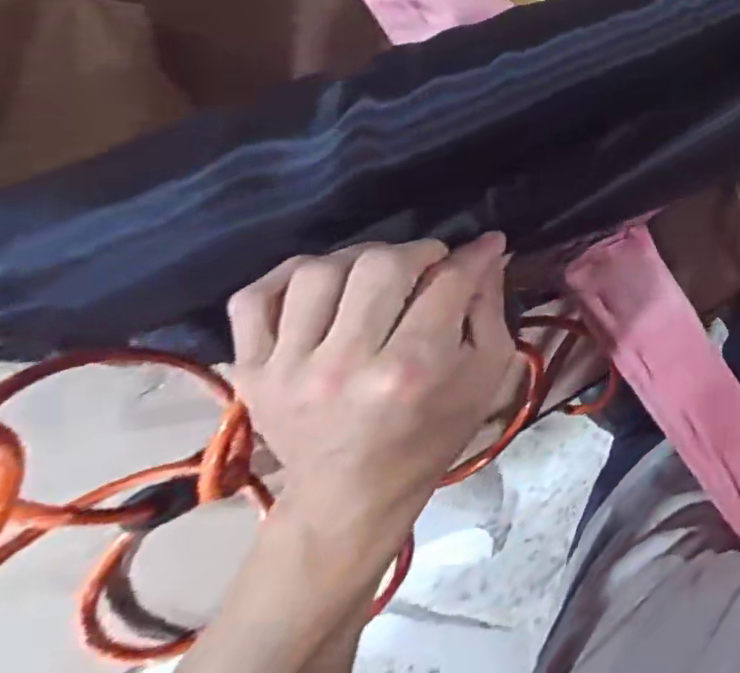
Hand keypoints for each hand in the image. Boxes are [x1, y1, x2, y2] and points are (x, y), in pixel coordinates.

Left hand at [226, 234, 521, 528]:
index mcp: (413, 370)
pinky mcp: (251, 371)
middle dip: (420, 251)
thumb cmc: (433, 433)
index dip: (475, 254)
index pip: (448, 282)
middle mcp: (346, 363)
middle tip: (432, 263)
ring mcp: (288, 367)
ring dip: (361, 258)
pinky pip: (255, 297)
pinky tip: (324, 283)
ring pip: (319, 270)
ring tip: (379, 274)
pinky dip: (290, 276)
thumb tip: (487, 254)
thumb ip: (489, 308)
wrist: (352, 495)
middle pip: (381, 265)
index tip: (487, 244)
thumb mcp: (486, 374)